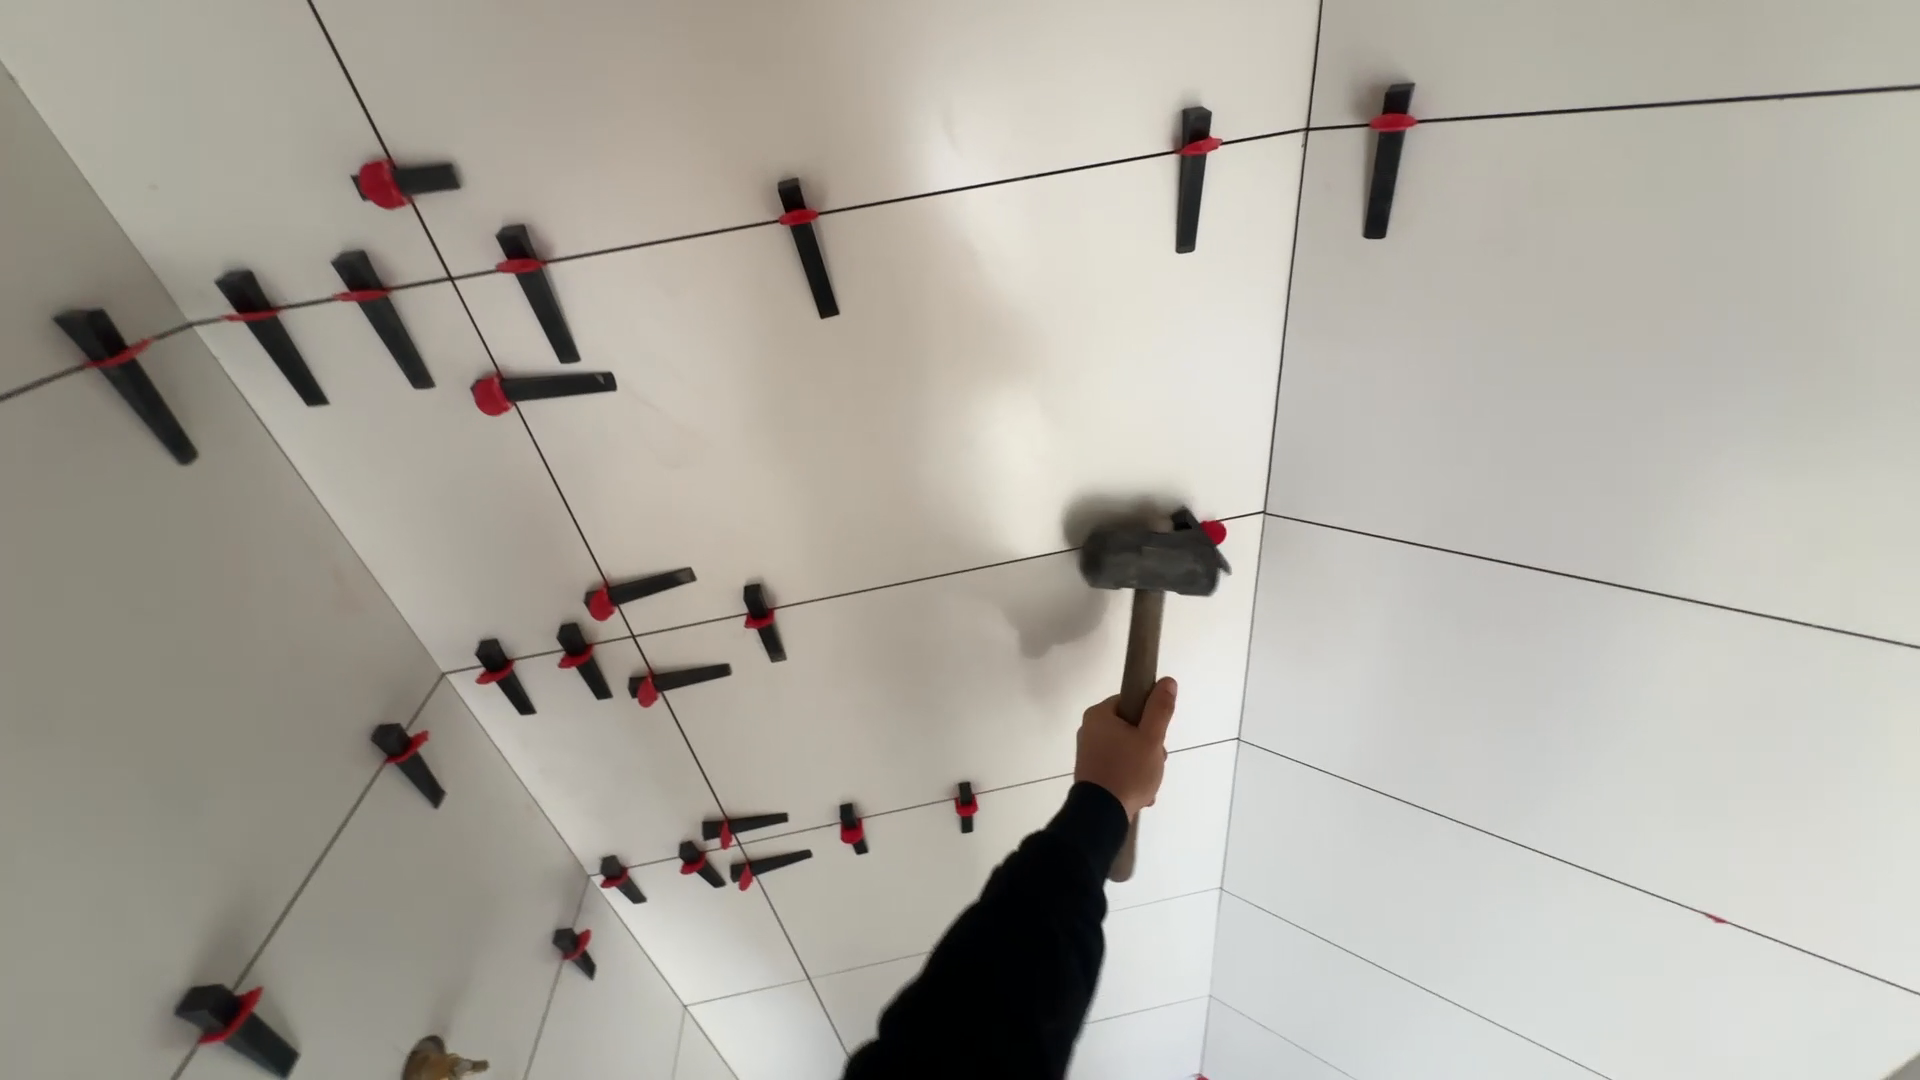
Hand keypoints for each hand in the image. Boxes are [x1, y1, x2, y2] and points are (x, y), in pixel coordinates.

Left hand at [1073, 678, 1176, 818]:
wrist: (1100, 813)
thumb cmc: (1127, 771)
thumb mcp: (1151, 738)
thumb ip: (1160, 709)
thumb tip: (1167, 681)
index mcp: (1098, 714)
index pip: (1131, 703)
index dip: (1150, 719)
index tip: (1157, 738)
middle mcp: (1089, 729)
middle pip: (1130, 728)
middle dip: (1148, 748)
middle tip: (1155, 763)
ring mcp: (1088, 751)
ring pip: (1126, 750)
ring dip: (1143, 765)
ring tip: (1148, 784)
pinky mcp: (1090, 771)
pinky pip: (1117, 766)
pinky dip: (1130, 777)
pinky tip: (1140, 795)